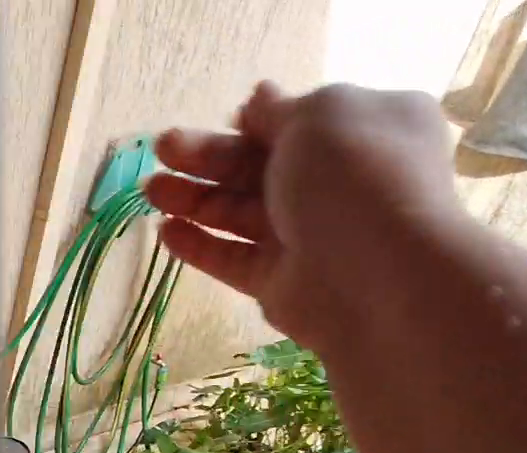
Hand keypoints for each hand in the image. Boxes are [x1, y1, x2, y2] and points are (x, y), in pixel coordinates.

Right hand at [145, 81, 460, 347]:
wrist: (376, 273)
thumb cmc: (354, 176)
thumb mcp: (320, 116)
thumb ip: (279, 110)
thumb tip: (258, 98)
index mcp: (363, 132)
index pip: (300, 124)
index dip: (256, 122)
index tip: (224, 120)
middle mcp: (335, 182)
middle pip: (258, 167)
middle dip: (208, 157)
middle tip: (161, 149)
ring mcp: (305, 235)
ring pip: (239, 212)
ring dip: (193, 198)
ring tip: (150, 189)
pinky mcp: (277, 280)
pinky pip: (231, 257)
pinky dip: (199, 244)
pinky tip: (166, 232)